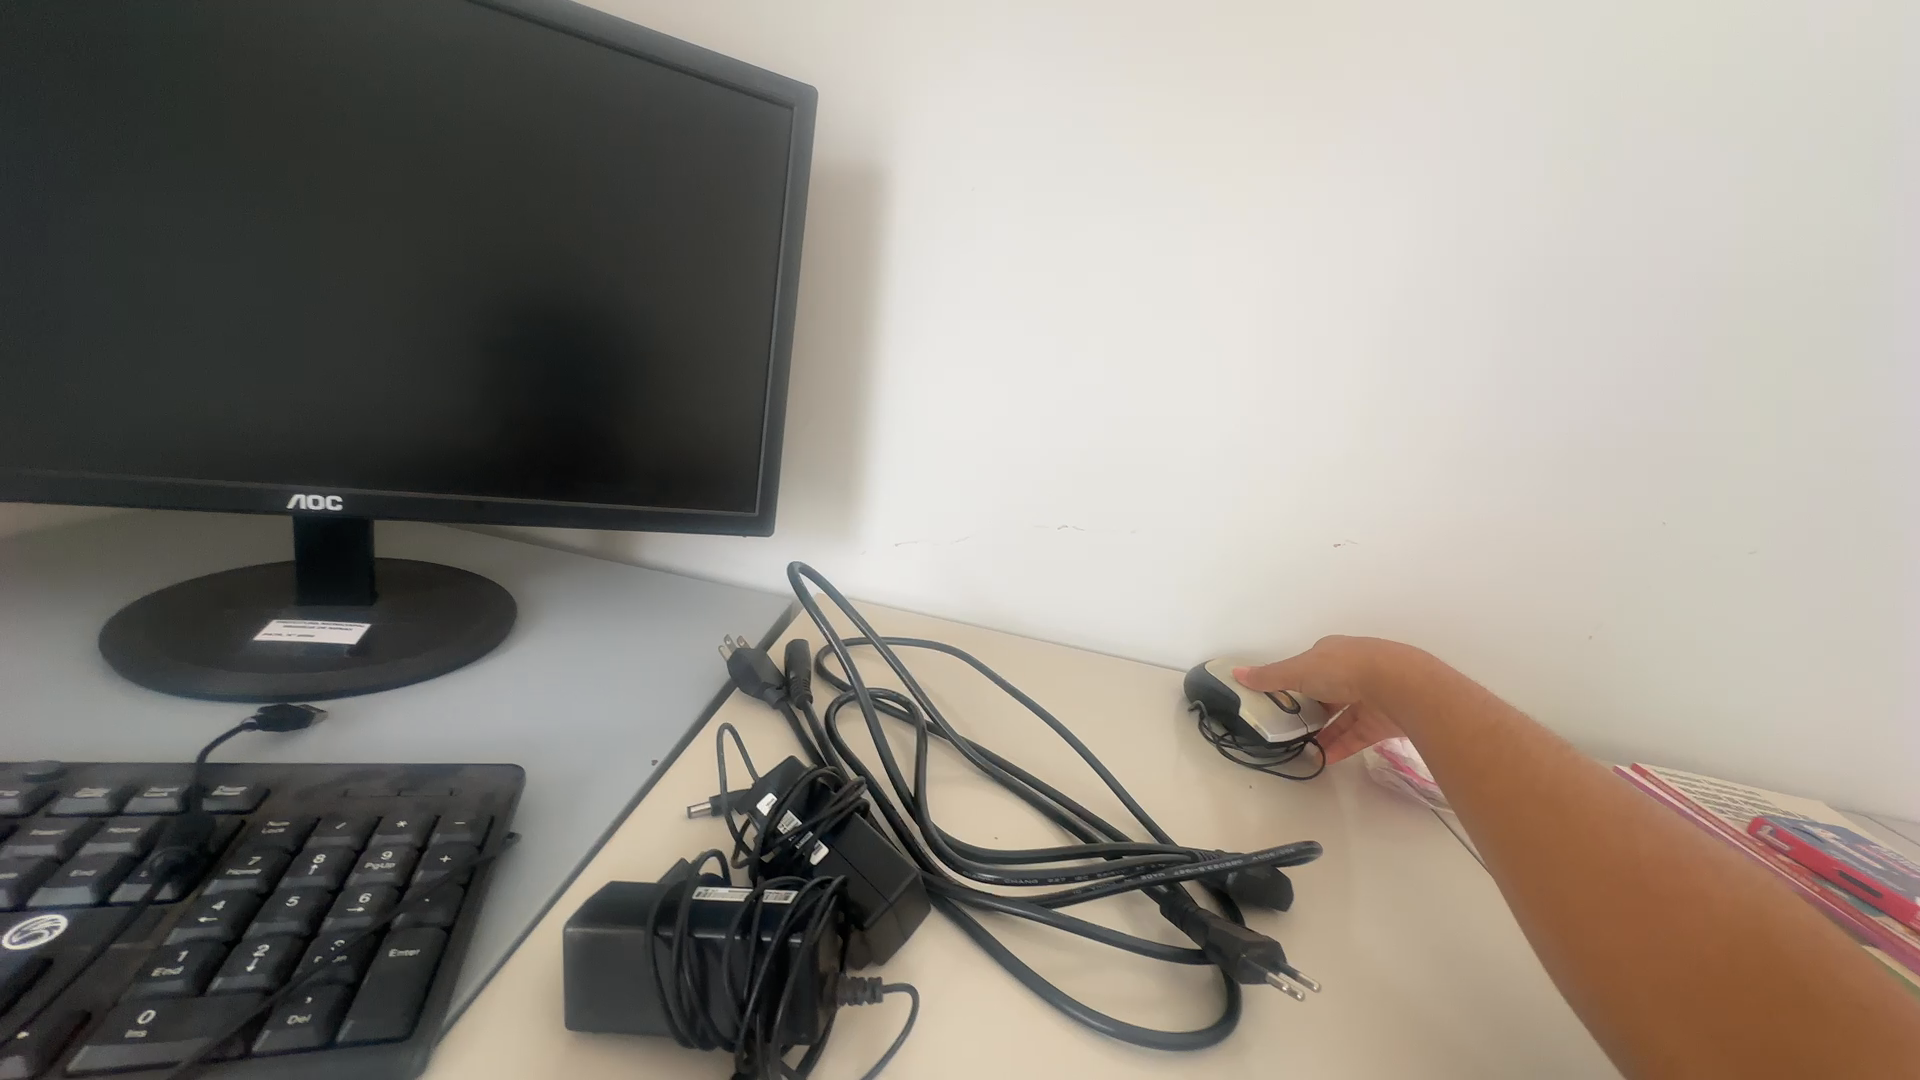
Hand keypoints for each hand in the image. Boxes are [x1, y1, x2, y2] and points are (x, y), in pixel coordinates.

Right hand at [1233, 636, 1413, 764]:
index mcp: (1332, 652)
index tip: (1277, 700)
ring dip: (1323, 731)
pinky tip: (1323, 759)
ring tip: (1302, 748)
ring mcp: (1371, 695)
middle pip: (1325, 692)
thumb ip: (1269, 677)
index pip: (1308, 666)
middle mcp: (1353, 670)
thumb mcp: (1299, 671)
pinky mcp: (1384, 720)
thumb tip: (1236, 673)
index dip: (1292, 682)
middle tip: (1287, 727)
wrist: (1401, 686)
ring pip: (1342, 716)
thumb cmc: (1343, 669)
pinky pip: (1357, 735)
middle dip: (1309, 709)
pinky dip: (1341, 746)